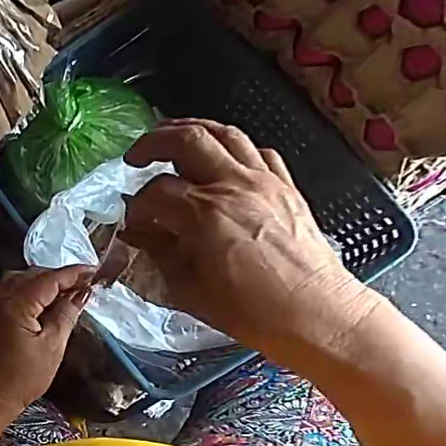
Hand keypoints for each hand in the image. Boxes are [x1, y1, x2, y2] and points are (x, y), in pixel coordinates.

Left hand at [0, 265, 94, 418]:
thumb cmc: (23, 377)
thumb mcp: (53, 346)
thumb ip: (66, 314)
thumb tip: (81, 293)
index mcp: (16, 304)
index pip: (49, 279)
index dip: (74, 273)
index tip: (94, 272)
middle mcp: (2, 298)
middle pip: (35, 275)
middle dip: (60, 276)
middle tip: (85, 284)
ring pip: (23, 279)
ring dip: (45, 281)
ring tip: (68, 292)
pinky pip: (13, 290)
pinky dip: (32, 289)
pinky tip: (46, 301)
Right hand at [120, 120, 380, 360]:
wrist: (314, 314)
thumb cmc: (250, 312)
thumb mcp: (189, 289)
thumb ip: (159, 253)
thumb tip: (137, 233)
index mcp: (205, 216)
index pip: (156, 193)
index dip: (136, 207)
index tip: (131, 224)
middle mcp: (234, 187)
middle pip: (188, 140)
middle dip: (153, 142)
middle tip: (135, 157)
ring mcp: (264, 182)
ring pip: (225, 133)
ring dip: (192, 130)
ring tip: (170, 139)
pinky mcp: (286, 186)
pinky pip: (257, 151)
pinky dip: (232, 148)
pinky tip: (220, 161)